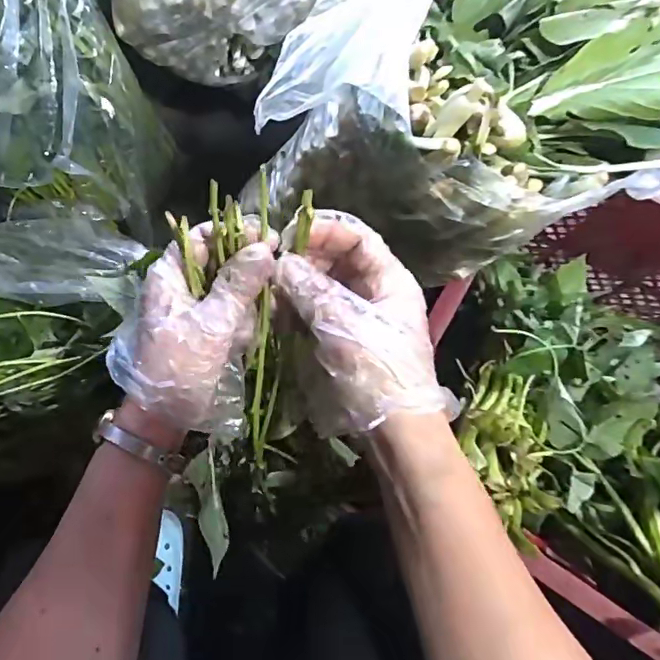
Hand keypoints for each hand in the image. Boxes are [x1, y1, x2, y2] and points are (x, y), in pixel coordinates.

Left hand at [107, 222, 275, 432]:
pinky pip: (235, 313)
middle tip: (275, 270)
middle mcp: (182, 286)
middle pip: (220, 260)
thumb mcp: (212, 324)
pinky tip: (244, 340)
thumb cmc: (180, 367)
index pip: (199, 237)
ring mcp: (197, 307)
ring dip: (248, 301)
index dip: (231, 231)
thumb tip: (263, 246)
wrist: (167, 417)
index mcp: (169, 276)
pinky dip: (245, 321)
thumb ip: (238, 285)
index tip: (266, 235)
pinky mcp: (211, 328)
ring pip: (233, 286)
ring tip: (251, 321)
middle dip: (247, 269)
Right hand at [273, 210, 458, 434]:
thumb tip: (279, 262)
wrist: (392, 430)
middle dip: (304, 255)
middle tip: (272, 260)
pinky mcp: (336, 337)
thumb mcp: (343, 324)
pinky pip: (312, 309)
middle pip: (337, 257)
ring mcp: (353, 315)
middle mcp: (373, 291)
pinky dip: (293, 305)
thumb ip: (310, 288)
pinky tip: (273, 307)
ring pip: (320, 283)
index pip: (358, 237)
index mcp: (389, 280)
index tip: (289, 234)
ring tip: (268, 283)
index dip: (325, 230)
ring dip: (294, 280)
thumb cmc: (377, 371)